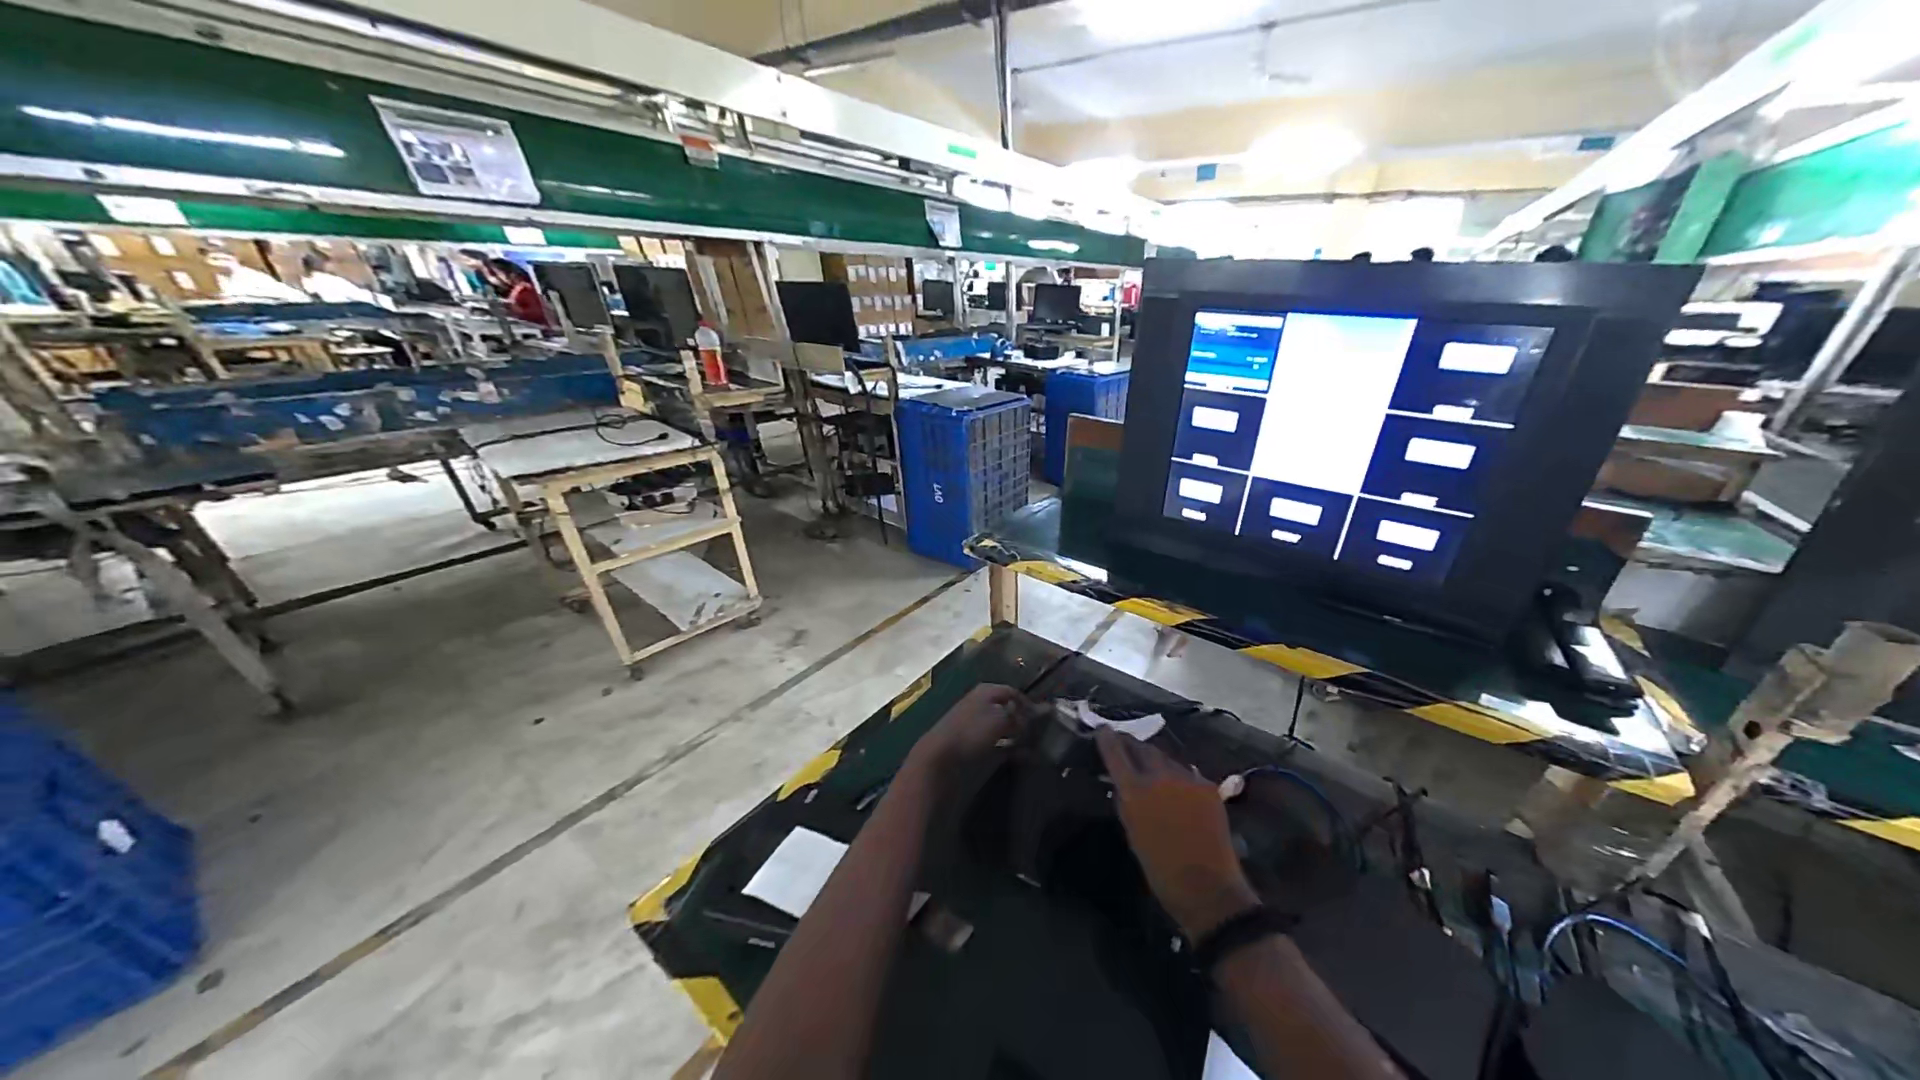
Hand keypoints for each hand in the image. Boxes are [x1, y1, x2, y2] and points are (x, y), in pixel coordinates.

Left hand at [904, 684, 1029, 782]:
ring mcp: (974, 721)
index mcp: (986, 691)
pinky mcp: (970, 739)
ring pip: (1001, 725)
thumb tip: (1028, 718)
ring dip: (1016, 734)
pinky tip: (1016, 755)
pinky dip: (1007, 746)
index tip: (1042, 718)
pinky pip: (995, 740)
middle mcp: (980, 702)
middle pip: (1007, 708)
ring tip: (1030, 745)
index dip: (1028, 703)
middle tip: (1038, 732)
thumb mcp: (1001, 720)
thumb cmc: (972, 730)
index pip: (1013, 692)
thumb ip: (1018, 717)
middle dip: (1022, 719)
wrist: (941, 754)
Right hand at [1096, 728, 1257, 939]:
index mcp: (1134, 789)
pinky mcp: (1208, 786)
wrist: (1207, 887)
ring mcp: (1187, 778)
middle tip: (1125, 746)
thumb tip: (1122, 785)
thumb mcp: (1132, 833)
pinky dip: (1178, 777)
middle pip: (1143, 748)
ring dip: (1156, 761)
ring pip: (1166, 759)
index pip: (1115, 752)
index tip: (1102, 729)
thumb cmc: (1159, 868)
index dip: (1107, 738)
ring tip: (1151, 768)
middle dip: (1132, 746)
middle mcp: (1160, 775)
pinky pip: (1188, 773)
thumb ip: (1126, 803)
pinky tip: (1177, 789)